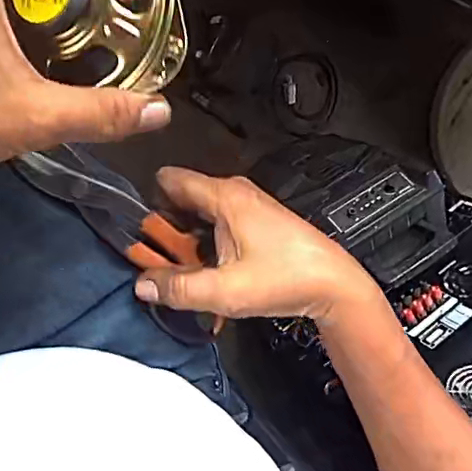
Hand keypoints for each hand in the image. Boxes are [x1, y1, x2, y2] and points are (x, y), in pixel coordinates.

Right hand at [133, 167, 385, 326]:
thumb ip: (179, 288)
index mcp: (225, 195)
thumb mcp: (226, 291)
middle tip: (161, 262)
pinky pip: (219, 226)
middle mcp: (235, 193)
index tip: (138, 233)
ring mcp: (248, 207)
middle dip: (167, 230)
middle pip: (183, 201)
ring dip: (188, 241)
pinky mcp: (257, 222)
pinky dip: (208, 245)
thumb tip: (143, 285)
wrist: (333, 285)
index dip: (148, 203)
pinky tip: (212, 272)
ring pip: (201, 216)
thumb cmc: (289, 278)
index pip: (169, 179)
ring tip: (186, 271)